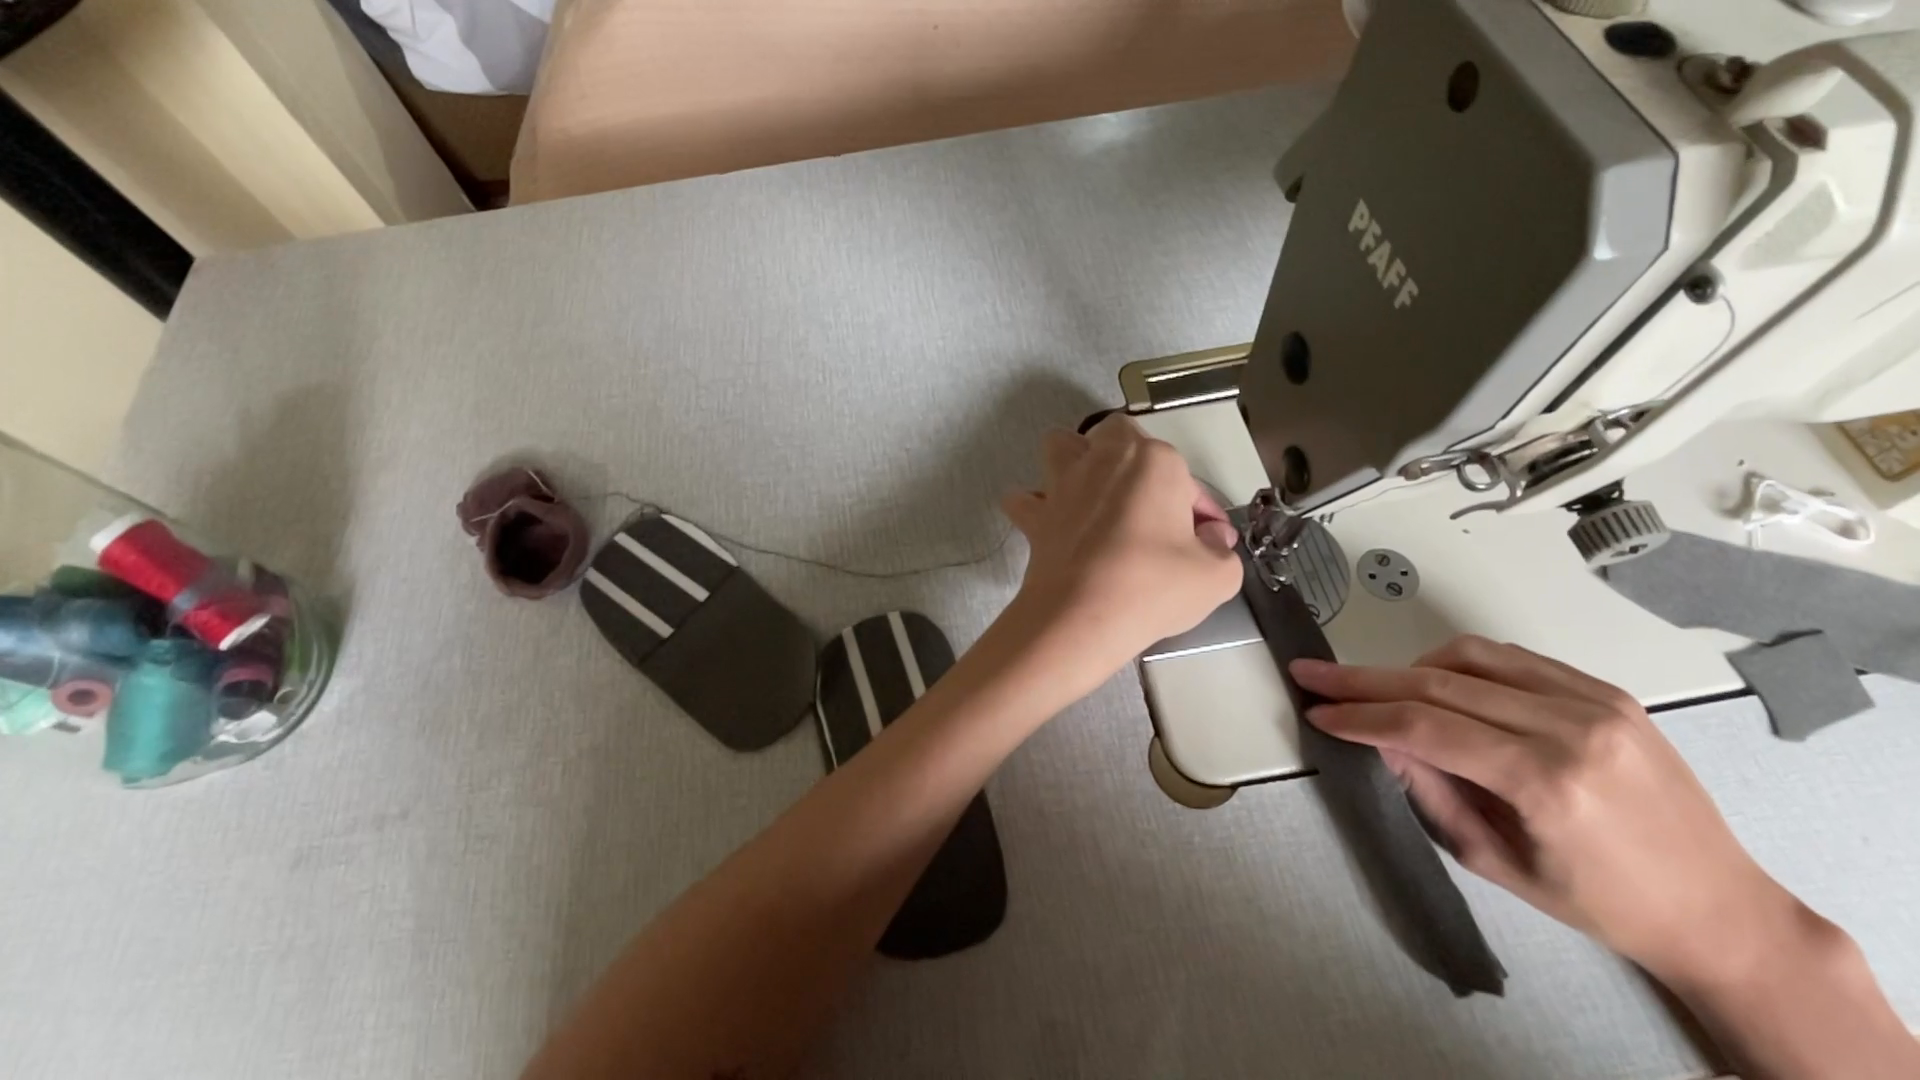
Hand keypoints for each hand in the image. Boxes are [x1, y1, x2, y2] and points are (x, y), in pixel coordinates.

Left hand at [1001, 416, 1241, 690]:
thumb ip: (1221, 550)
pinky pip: (1026, 500)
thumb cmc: (1153, 586)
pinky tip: (1051, 523)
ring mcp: (1064, 484)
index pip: (1188, 479)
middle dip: (1134, 460)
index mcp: (1155, 461)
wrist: (1081, 617)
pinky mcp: (1036, 516)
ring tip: (1094, 494)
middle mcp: (1104, 460)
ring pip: (1063, 447)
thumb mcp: (1216, 575)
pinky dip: (1035, 507)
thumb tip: (1213, 539)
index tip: (1208, 541)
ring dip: (1076, 462)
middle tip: (1149, 505)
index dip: (1202, 511)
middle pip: (1118, 436)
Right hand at [1289, 636, 1806, 985]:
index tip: (1317, 709)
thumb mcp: (1496, 862)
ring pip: (1474, 656)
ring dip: (1412, 666)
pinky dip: (1463, 664)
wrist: (1716, 905)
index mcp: (1544, 781)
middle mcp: (1571, 727)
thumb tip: (1381, 740)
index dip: (1360, 714)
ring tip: (1380, 688)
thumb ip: (1431, 792)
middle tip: (1315, 675)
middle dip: (1365, 678)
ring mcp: (1596, 702)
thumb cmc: (1601, 903)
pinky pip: (1516, 659)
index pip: (1425, 725)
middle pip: (1440, 682)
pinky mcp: (1610, 692)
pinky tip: (1440, 683)